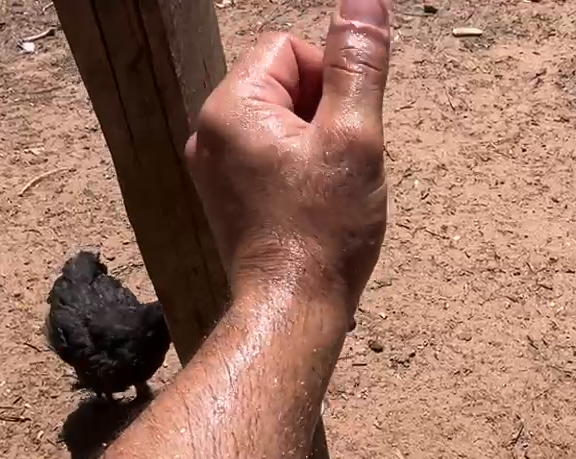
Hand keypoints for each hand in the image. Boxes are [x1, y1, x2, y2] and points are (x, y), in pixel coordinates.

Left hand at [186, 0, 390, 315]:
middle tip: (339, 173)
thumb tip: (364, 2)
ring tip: (327, 197)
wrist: (293, 311)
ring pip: (281, 130)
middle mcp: (211, 136)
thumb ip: (359, 65)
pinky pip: (270, 165)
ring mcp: (215, 174)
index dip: (332, 85)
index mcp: (231, 108)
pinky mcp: (227, 204)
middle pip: (284, 89)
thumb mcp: (355, 139)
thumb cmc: (324, 233)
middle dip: (325, 121)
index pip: (290, 51)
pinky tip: (313, 213)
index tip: (344, 138)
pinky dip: (298, 178)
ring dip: (316, 151)